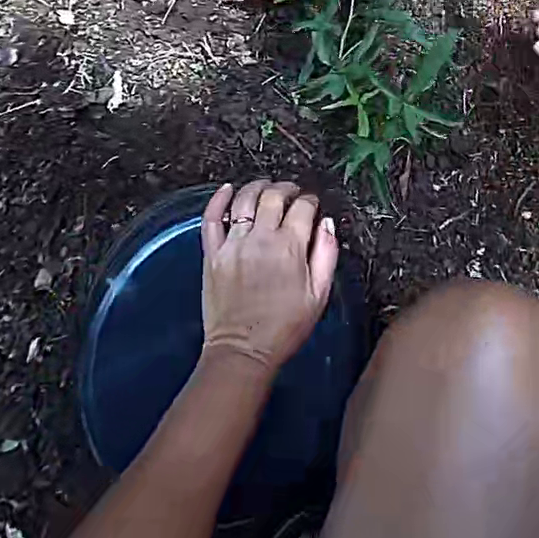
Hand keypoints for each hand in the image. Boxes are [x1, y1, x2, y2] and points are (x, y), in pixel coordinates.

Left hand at [200, 180, 339, 374]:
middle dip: (287, 188)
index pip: (303, 206)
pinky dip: (218, 199)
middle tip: (292, 192)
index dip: (310, 200)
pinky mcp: (212, 253)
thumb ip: (327, 254)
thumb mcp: (319, 294)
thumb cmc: (286, 326)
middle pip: (274, 196)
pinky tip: (227, 189)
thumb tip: (327, 223)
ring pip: (245, 199)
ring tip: (266, 187)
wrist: (243, 351)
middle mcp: (261, 238)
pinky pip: (212, 218)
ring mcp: (233, 244)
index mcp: (290, 247)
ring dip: (258, 186)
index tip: (312, 205)